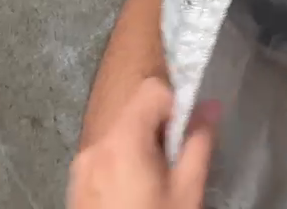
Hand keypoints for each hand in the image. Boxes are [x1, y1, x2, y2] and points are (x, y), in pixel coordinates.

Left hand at [67, 77, 217, 208]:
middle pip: (135, 111)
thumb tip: (212, 105)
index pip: (153, 90)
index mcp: (122, 140)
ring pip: (120, 134)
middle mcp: (96, 146)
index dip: (176, 105)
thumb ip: (199, 141)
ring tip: (154, 184)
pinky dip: (122, 162)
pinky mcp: (75, 187)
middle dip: (159, 127)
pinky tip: (133, 196)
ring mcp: (80, 168)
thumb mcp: (186, 192)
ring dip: (141, 145)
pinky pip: (105, 156)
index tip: (185, 136)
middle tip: (173, 163)